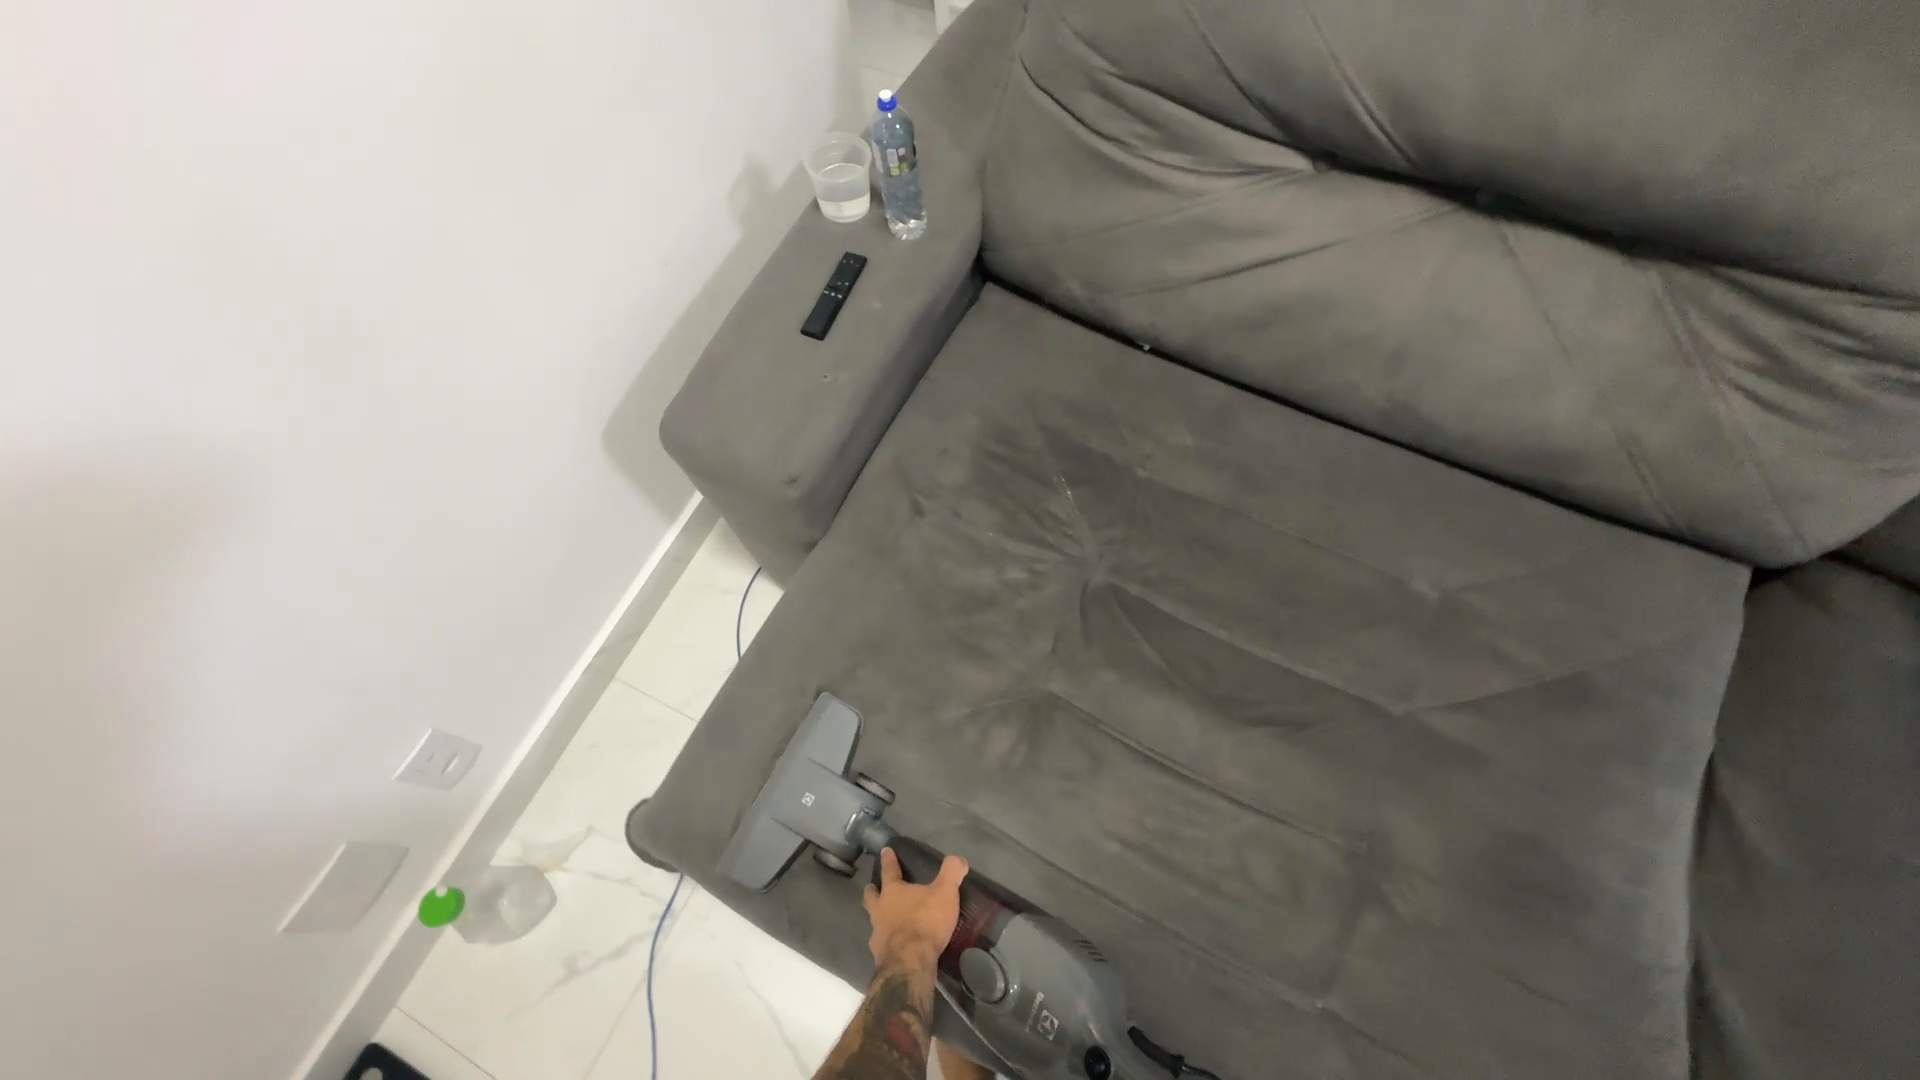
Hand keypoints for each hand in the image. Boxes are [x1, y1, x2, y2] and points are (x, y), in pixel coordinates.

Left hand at [862, 847, 968, 972]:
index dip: (888, 859)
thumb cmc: (925, 922)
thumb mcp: (945, 892)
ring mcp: (877, 935)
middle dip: (872, 890)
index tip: (884, 850)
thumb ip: (951, 872)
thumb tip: (958, 859)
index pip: (889, 870)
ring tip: (889, 921)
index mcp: (892, 891)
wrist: (909, 963)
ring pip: (874, 921)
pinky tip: (897, 946)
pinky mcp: (880, 956)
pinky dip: (888, 943)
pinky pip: (882, 945)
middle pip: (871, 896)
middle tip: (874, 888)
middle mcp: (880, 910)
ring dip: (879, 919)